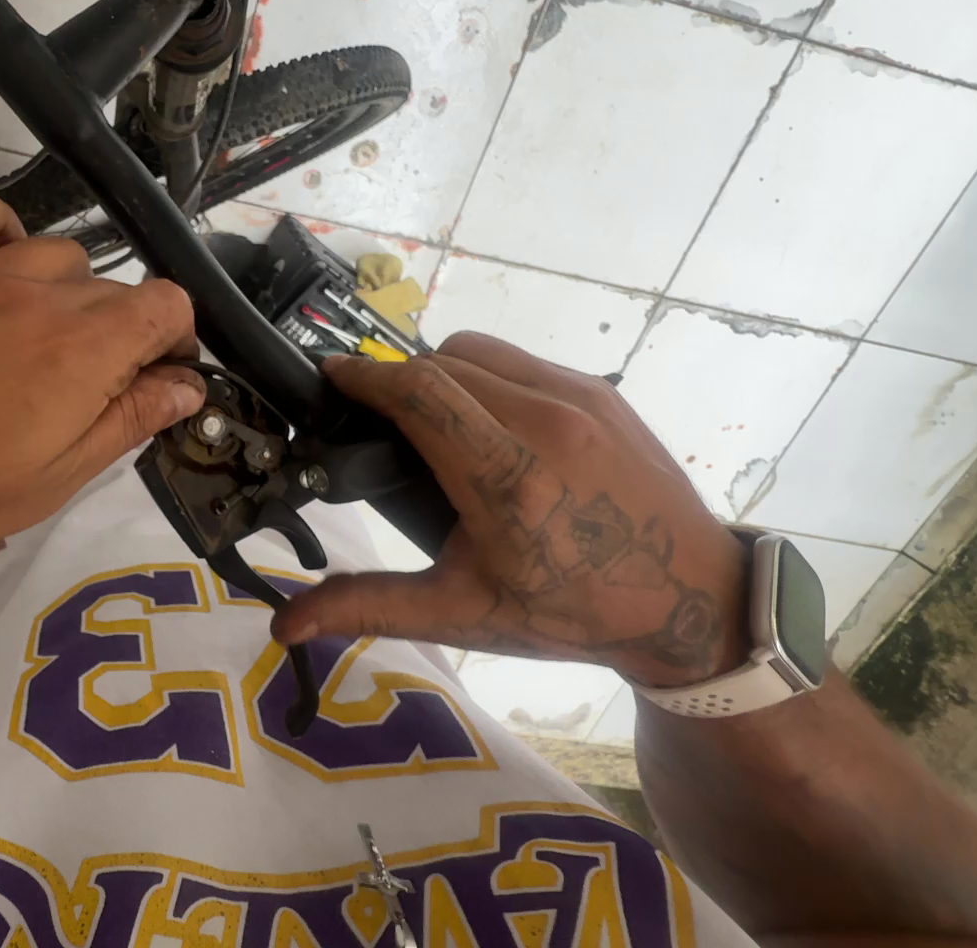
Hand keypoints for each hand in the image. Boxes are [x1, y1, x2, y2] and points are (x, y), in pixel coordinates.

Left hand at [0, 184, 203, 581]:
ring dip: (68, 296)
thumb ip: (124, 425)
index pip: (169, 307)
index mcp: (81, 348)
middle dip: (123, 337)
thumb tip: (185, 387)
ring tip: (35, 348)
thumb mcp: (43, 484)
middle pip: (117, 290)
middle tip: (85, 395)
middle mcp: (39, 290)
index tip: (156, 385)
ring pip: (58, 255)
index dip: (177, 346)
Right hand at [270, 333, 750, 687]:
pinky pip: (515, 359)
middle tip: (376, 420)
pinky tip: (483, 421)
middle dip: (394, 382)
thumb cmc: (568, 612)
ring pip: (475, 352)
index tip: (330, 375)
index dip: (364, 376)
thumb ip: (367, 606)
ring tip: (430, 421)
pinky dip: (480, 377)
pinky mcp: (600, 391)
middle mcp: (544, 423)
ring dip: (436, 373)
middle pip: (438, 365)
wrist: (693, 600)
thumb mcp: (461, 613)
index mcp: (506, 479)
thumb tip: (283, 625)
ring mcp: (579, 399)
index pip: (417, 394)